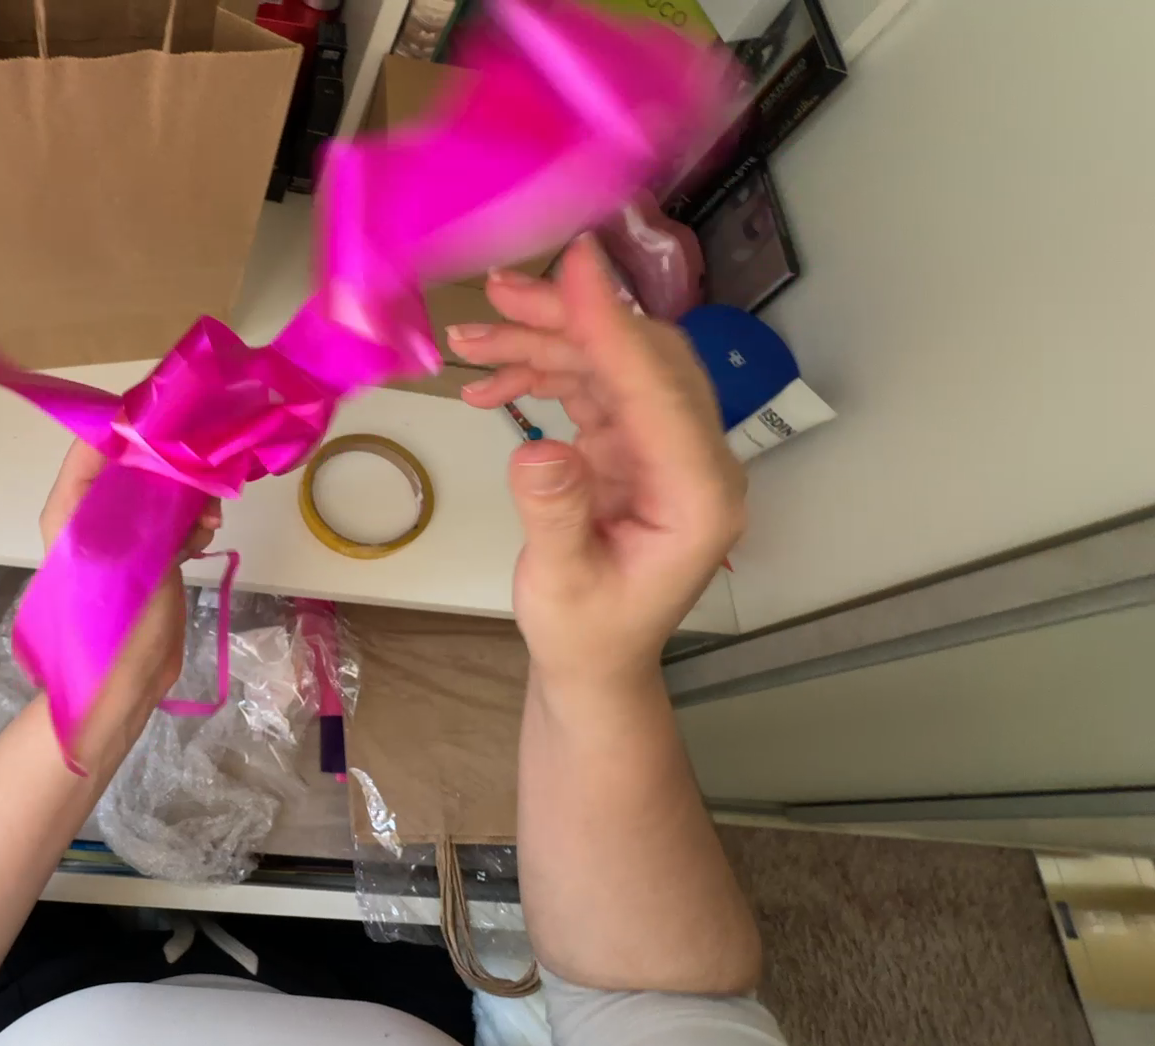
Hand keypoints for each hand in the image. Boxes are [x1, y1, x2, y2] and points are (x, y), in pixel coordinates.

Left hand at [38, 441, 221, 768]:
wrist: (123, 686)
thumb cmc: (113, 621)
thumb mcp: (127, 551)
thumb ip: (145, 498)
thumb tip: (175, 455)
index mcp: (70, 507)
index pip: (95, 443)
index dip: (132, 421)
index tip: (179, 410)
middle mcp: (92, 515)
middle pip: (133, 465)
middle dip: (172, 463)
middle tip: (205, 472)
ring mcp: (122, 537)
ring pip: (158, 493)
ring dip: (188, 496)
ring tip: (209, 517)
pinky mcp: (147, 558)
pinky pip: (170, 523)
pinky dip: (190, 523)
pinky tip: (205, 536)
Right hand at [446, 237, 745, 690]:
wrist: (593, 656)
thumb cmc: (585, 631)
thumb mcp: (563, 583)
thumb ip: (555, 514)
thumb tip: (535, 447)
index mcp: (696, 491)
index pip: (657, 389)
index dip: (612, 324)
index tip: (574, 264)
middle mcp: (689, 457)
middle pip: (639, 360)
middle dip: (568, 319)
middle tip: (495, 296)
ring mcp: (660, 450)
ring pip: (609, 367)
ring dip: (543, 344)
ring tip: (472, 339)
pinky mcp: (629, 450)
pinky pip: (589, 393)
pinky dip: (539, 379)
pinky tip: (490, 387)